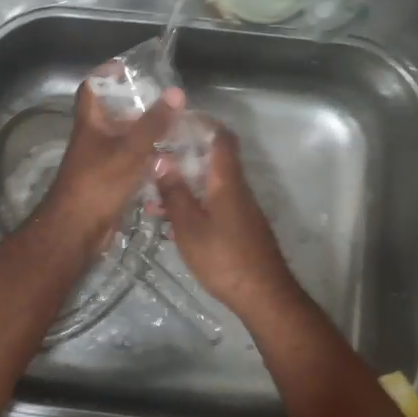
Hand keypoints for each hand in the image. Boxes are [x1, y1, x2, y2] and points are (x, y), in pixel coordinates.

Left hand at [35, 77, 182, 250]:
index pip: (92, 89)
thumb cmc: (98, 184)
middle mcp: (94, 141)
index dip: (106, 74)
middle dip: (139, 108)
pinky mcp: (110, 186)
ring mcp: (101, 164)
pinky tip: (171, 163)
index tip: (128, 68)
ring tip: (179, 130)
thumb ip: (153, 123)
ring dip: (148, 137)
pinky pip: (132, 167)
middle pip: (115, 116)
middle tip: (168, 102)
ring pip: (126, 143)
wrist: (77, 231)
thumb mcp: (130, 150)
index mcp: (90, 125)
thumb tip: (176, 91)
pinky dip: (149, 163)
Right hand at [155, 126, 298, 315]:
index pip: (221, 137)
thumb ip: (174, 192)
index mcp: (227, 181)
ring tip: (155, 197)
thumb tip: (161, 159)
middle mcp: (238, 189)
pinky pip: (214, 205)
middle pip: (214, 161)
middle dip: (184, 157)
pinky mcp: (241, 229)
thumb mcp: (189, 226)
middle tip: (154, 160)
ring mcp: (242, 210)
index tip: (176, 120)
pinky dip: (194, 205)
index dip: (202, 123)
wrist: (263, 295)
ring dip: (185, 185)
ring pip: (211, 186)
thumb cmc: (223, 257)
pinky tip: (173, 223)